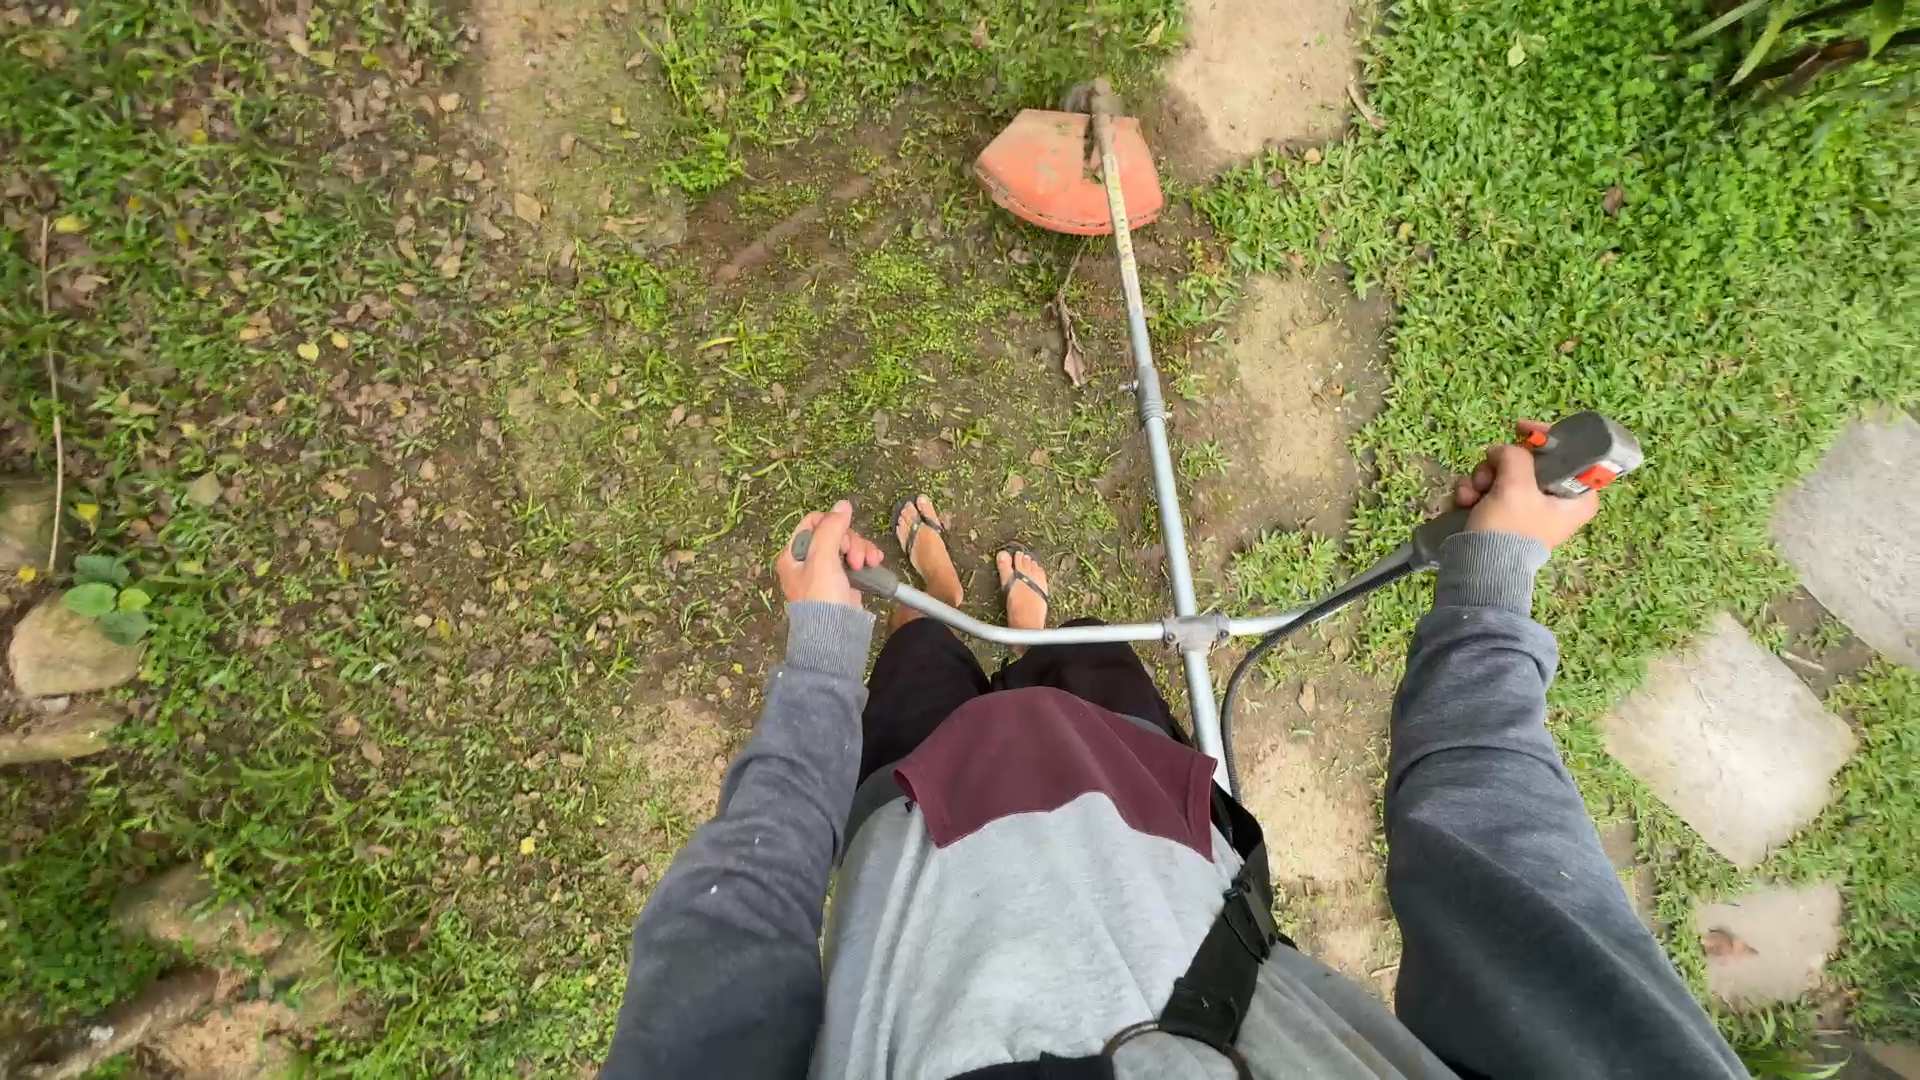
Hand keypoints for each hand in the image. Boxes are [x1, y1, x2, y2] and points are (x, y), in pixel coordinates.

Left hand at [774, 500, 883, 607]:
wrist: (834, 632)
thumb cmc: (822, 595)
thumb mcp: (822, 557)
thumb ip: (831, 528)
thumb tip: (843, 504)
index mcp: (793, 554)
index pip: (813, 523)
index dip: (832, 525)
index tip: (842, 539)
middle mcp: (807, 560)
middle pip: (833, 533)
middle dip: (850, 541)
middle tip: (855, 557)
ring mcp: (826, 571)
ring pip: (847, 545)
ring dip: (861, 549)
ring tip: (868, 562)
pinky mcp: (843, 580)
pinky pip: (855, 559)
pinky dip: (866, 558)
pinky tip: (875, 562)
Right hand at [1454, 421, 1598, 550]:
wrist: (1478, 568)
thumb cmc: (1508, 529)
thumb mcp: (1515, 487)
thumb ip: (1514, 457)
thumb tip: (1502, 449)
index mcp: (1577, 497)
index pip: (1570, 454)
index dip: (1544, 438)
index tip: (1519, 429)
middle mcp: (1554, 501)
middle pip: (1527, 464)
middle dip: (1499, 466)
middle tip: (1488, 477)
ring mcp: (1525, 509)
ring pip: (1502, 475)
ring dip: (1480, 479)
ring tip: (1471, 495)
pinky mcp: (1500, 516)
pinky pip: (1487, 491)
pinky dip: (1472, 493)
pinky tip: (1463, 503)